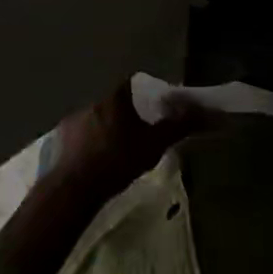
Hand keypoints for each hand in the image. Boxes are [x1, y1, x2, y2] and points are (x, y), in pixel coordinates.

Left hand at [51, 82, 205, 197]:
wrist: (76, 187)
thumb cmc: (118, 161)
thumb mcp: (154, 145)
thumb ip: (180, 126)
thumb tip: (211, 112)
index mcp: (115, 99)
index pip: (132, 85)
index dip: (145, 95)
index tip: (154, 111)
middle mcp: (92, 102)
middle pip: (115, 102)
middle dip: (126, 116)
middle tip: (138, 135)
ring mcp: (74, 119)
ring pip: (96, 119)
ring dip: (106, 130)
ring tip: (117, 152)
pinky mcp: (61, 138)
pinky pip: (80, 135)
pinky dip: (89, 144)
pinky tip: (95, 161)